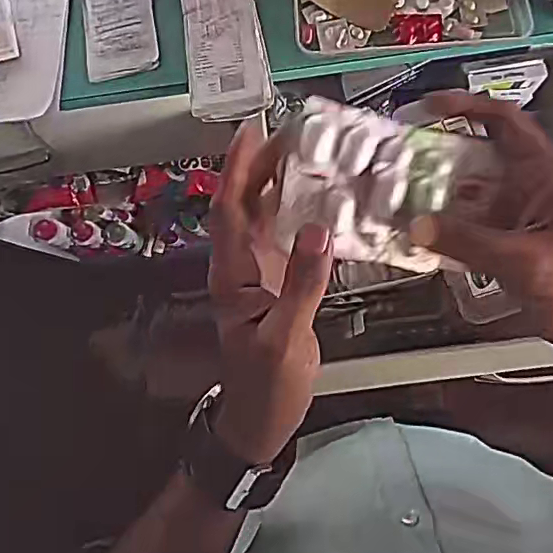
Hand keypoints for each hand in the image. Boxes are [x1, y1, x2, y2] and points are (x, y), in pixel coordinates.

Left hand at [206, 120, 333, 463]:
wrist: (262, 419)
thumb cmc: (265, 386)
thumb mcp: (284, 339)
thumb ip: (302, 286)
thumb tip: (320, 231)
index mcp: (232, 274)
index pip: (229, 210)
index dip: (238, 170)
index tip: (251, 133)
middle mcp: (242, 265)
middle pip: (246, 204)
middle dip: (262, 166)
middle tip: (293, 132)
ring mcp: (260, 273)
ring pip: (266, 218)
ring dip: (281, 185)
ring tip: (309, 154)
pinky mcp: (279, 283)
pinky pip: (288, 238)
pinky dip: (302, 215)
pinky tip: (324, 201)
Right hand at [409, 91, 552, 355]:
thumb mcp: (525, 261)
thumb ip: (468, 242)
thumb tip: (420, 225)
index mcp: (548, 174)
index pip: (507, 122)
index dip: (468, 107)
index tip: (431, 106)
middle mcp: (533, 187)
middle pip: (479, 156)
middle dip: (440, 156)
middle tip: (403, 160)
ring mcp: (521, 215)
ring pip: (471, 191)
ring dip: (439, 194)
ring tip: (403, 197)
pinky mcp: (512, 241)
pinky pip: (471, 223)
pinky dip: (447, 226)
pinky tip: (424, 234)